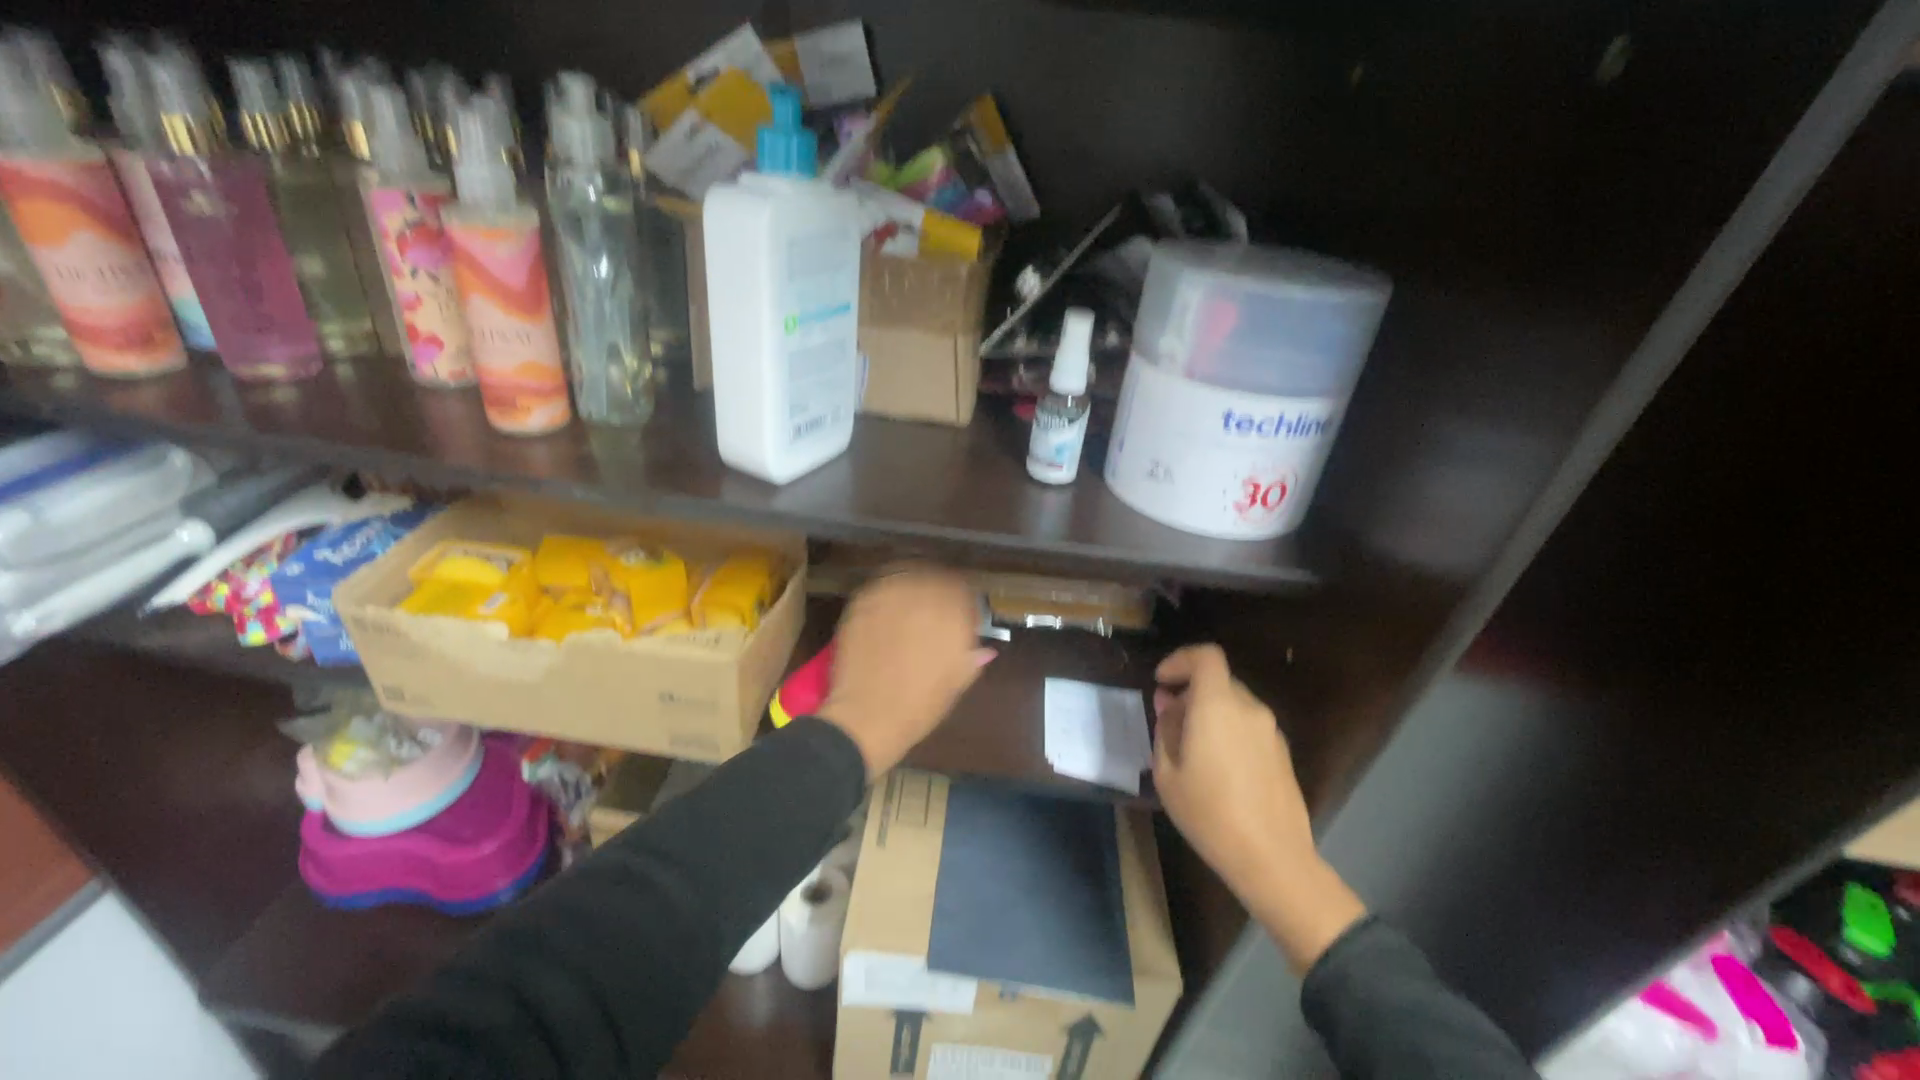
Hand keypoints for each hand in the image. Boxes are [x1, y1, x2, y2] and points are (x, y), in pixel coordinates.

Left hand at [818, 565, 987, 776]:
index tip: (960, 615)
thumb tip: (985, 651)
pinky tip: (886, 610)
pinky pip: (880, 587)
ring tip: (909, 607)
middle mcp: (924, 598)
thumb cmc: (918, 707)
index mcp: (954, 616)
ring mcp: (890, 597)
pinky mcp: (862, 603)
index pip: (963, 589)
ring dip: (912, 586)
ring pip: (906, 576)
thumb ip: (970, 660)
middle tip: (934, 609)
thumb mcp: (955, 685)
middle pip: (936, 577)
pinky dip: (886, 594)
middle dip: (938, 590)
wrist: (867, 717)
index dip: (962, 601)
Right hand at [1153, 645, 1364, 970]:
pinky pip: (1249, 728)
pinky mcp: (1282, 754)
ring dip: (1210, 714)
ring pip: (1235, 705)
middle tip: (1168, 719)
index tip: (1161, 682)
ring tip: (1190, 748)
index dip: (1180, 660)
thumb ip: (1166, 731)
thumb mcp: (1168, 773)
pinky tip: (1217, 769)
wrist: (1271, 856)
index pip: (1205, 657)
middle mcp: (1250, 709)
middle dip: (1191, 692)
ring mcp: (1271, 732)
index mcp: (1218, 705)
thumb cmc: (1208, 813)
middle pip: (1219, 681)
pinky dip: (1229, 732)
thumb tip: (1170, 707)